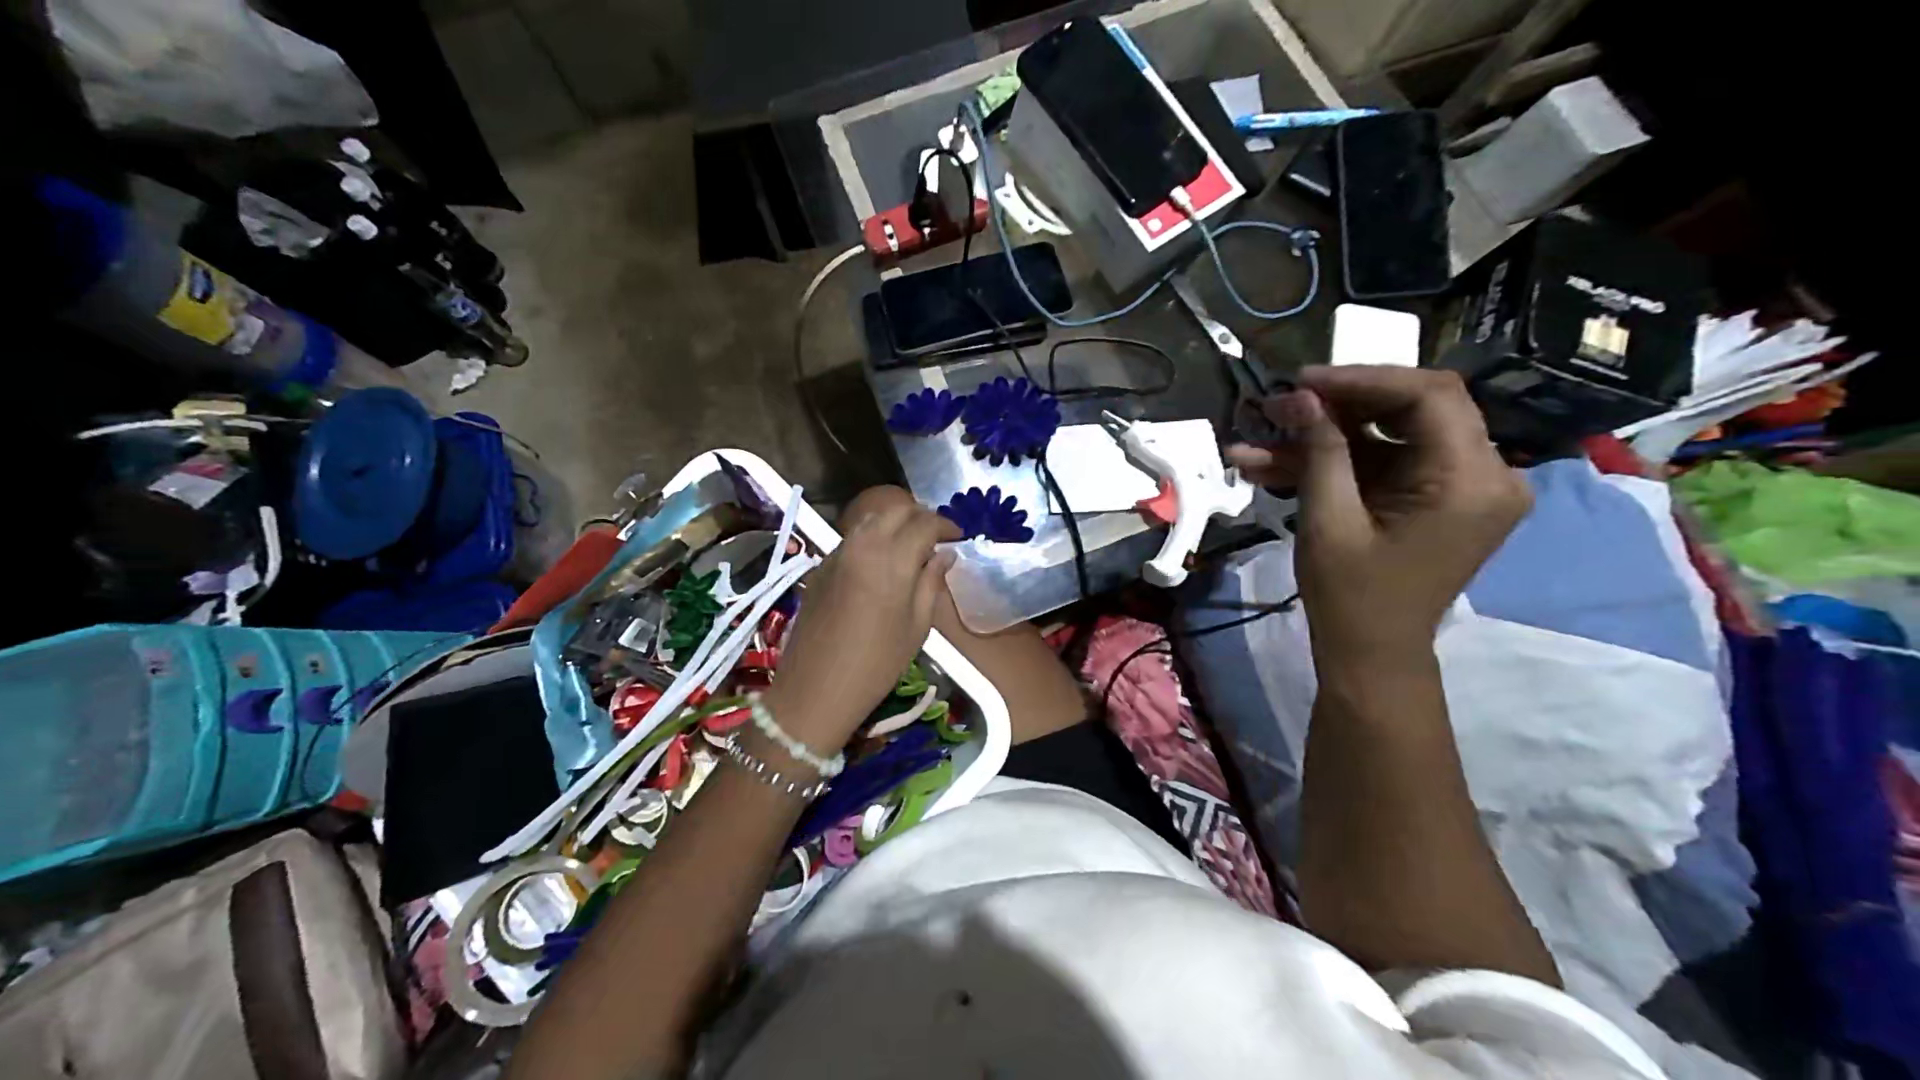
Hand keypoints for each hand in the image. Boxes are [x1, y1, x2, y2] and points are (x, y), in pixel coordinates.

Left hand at [765, 487, 960, 748]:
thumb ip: (931, 582)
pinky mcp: (821, 566)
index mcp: (891, 559)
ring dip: (894, 523)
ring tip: (910, 547)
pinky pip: (852, 538)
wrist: (815, 688)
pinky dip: (872, 538)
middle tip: (935, 538)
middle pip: (895, 509)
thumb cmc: (877, 664)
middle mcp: (863, 545)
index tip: (957, 537)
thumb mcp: (917, 627)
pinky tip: (882, 563)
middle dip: (919, 517)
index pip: (924, 523)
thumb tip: (945, 554)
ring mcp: (837, 553)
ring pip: (870, 519)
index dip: (945, 525)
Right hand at [1225, 366, 1529, 667]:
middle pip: (1413, 407)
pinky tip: (1274, 464)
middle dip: (1339, 404)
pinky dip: (1337, 460)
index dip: (1361, 379)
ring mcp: (1465, 485)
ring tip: (1259, 439)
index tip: (1300, 381)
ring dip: (1326, 435)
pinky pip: (1388, 461)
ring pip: (1391, 434)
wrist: (1372, 654)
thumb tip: (1298, 396)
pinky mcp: (1439, 496)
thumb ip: (1321, 450)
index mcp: (1472, 481)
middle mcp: (1486, 473)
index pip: (1429, 395)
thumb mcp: (1329, 521)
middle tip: (1278, 406)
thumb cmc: (1352, 596)